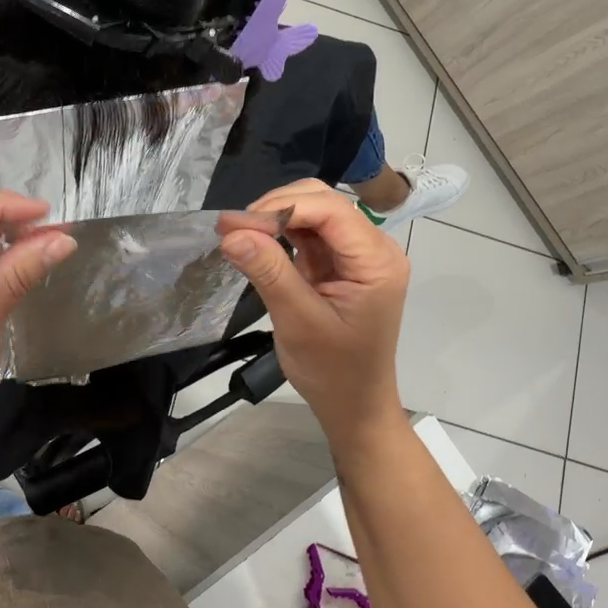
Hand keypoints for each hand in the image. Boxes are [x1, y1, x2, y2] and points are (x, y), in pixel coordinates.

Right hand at [220, 179, 409, 447]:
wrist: (353, 405)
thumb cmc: (333, 371)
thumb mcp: (298, 322)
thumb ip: (269, 273)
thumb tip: (232, 234)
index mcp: (376, 261)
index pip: (331, 210)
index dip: (282, 207)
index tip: (236, 224)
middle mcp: (373, 249)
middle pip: (323, 202)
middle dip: (276, 207)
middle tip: (231, 229)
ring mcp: (356, 255)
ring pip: (313, 212)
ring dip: (274, 217)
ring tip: (237, 233)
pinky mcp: (339, 264)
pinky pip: (309, 233)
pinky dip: (280, 232)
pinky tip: (255, 242)